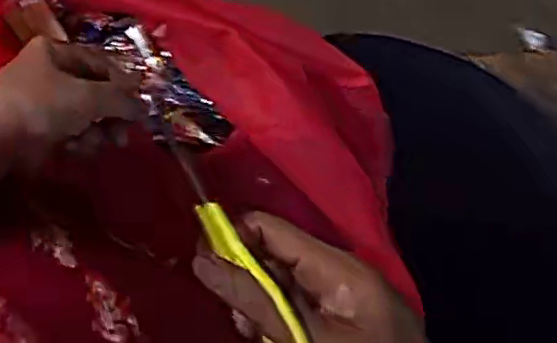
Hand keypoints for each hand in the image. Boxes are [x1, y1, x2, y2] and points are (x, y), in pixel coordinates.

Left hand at [0, 36, 142, 162]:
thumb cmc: (40, 103)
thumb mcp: (86, 96)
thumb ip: (120, 99)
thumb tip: (143, 105)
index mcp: (54, 51)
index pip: (99, 62)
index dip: (123, 83)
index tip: (142, 107)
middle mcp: (49, 71)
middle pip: (95, 91)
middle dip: (110, 115)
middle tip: (121, 135)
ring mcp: (44, 99)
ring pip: (86, 115)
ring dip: (94, 132)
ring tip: (91, 142)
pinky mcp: (40, 126)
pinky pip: (71, 131)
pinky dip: (77, 141)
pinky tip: (72, 148)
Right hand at [193, 212, 424, 342]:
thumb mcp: (302, 340)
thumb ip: (253, 298)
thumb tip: (200, 261)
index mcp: (343, 270)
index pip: (266, 225)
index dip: (230, 238)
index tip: (208, 264)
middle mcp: (349, 271)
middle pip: (273, 249)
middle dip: (245, 273)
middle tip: (234, 309)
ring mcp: (356, 295)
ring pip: (284, 274)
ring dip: (261, 296)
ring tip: (254, 328)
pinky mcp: (357, 317)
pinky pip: (303, 295)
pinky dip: (282, 309)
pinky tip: (275, 333)